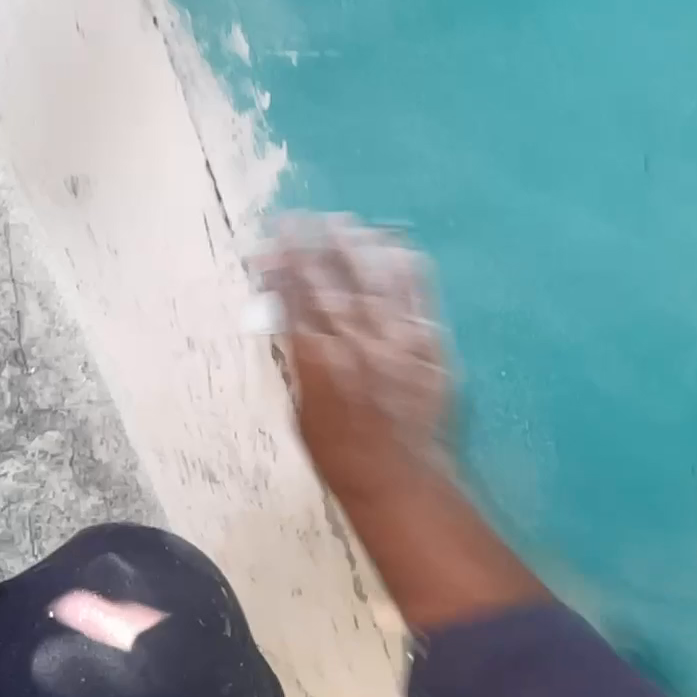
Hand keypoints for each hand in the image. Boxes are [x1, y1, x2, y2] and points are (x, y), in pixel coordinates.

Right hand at [255, 212, 450, 498]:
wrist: (399, 478)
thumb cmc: (338, 453)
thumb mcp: (301, 411)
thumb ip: (297, 364)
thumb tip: (286, 328)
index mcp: (318, 363)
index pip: (293, 303)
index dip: (279, 272)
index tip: (267, 247)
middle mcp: (356, 344)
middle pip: (329, 284)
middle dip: (310, 248)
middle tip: (297, 218)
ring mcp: (396, 342)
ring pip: (373, 282)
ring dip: (354, 248)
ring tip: (341, 221)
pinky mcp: (428, 346)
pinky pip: (416, 298)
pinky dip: (403, 269)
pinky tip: (393, 246)